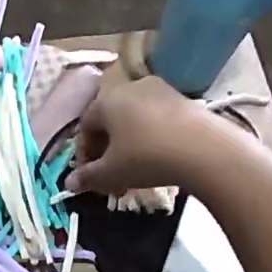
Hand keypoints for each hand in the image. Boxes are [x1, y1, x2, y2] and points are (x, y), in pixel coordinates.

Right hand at [65, 76, 232, 195]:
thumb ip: (89, 177)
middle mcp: (130, 87)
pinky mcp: (182, 99)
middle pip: (109, 121)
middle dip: (106, 152)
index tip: (89, 177)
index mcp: (107, 100)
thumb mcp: (112, 173)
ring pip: (133, 121)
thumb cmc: (146, 157)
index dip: (83, 154)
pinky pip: (155, 120)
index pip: (85, 126)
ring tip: (133, 174)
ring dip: (127, 147)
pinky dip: (149, 139)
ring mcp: (159, 90)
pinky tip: (156, 161)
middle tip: (110, 179)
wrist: (202, 149)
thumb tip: (70, 184)